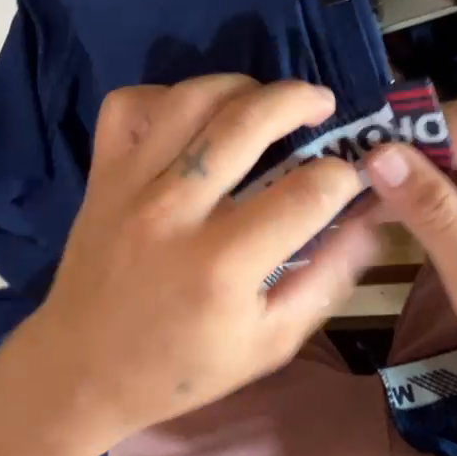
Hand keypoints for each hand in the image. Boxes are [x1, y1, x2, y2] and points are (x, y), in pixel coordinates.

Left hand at [8, 75, 379, 443]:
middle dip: (299, 99)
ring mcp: (130, 185)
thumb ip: (328, 276)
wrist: (82, 369)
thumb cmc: (182, 366)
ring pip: (191, 99)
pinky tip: (193, 116)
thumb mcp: (271, 342)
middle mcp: (176, 212)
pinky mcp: (101, 172)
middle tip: (322, 103)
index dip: (342, 175)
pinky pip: (130, 105)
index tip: (349, 175)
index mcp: (224, 265)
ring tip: (265, 100)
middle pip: (247, 122)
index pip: (305, 192)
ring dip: (240, 86)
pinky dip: (166, 95)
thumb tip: (374, 215)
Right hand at [358, 111, 456, 389]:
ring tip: (366, 216)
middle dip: (396, 168)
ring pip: (442, 155)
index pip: (439, 126)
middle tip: (352, 207)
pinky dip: (428, 196)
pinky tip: (401, 221)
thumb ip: (431, 211)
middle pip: (439, 137)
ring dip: (407, 185)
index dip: (390, 147)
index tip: (346, 179)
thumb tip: (377, 153)